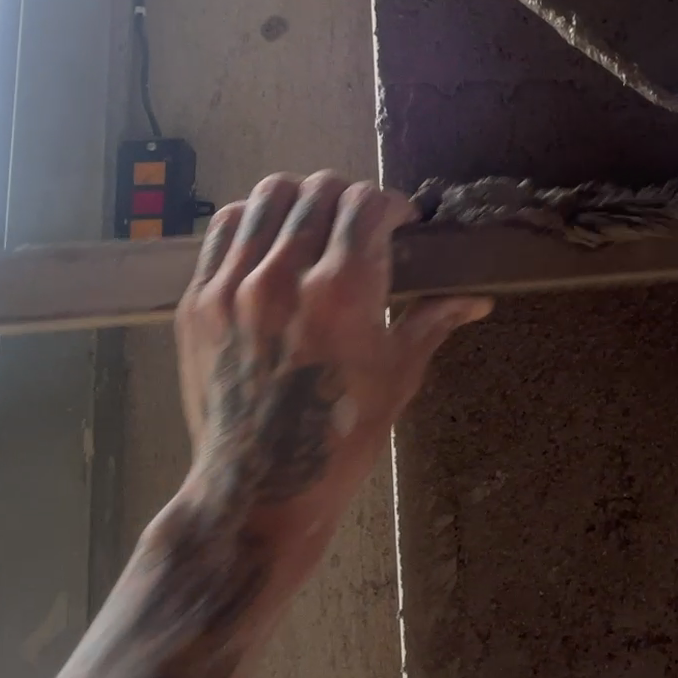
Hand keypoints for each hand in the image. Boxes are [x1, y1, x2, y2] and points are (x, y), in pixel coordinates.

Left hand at [172, 171, 491, 545]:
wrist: (258, 487)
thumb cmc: (343, 432)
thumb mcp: (400, 374)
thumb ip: (435, 320)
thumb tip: (480, 298)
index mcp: (343, 291)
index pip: (366, 202)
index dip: (392, 203)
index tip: (401, 221)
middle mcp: (284, 275)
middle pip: (319, 189)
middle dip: (350, 197)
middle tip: (361, 223)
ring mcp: (233, 284)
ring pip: (267, 196)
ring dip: (301, 200)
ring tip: (314, 225)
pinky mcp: (198, 299)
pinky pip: (224, 227)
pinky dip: (254, 220)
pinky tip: (271, 242)